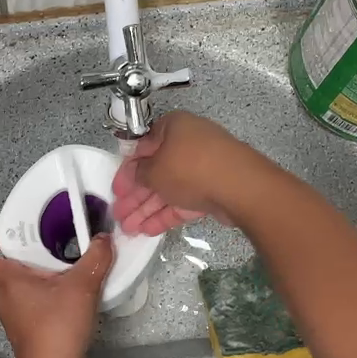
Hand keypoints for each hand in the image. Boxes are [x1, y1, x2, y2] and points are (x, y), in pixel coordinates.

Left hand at [0, 230, 113, 357]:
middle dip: (17, 250)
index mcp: (3, 280)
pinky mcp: (25, 325)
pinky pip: (25, 297)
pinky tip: (65, 286)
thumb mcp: (81, 286)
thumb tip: (104, 238)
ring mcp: (12, 312)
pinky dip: (40, 288)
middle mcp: (1, 295)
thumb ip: (95, 258)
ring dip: (30, 270)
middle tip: (41, 241)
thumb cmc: (57, 326)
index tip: (14, 233)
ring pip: (11, 283)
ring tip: (57, 259)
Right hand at [111, 111, 268, 234]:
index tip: (116, 189)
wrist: (240, 186)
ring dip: (146, 209)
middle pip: (155, 172)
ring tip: (129, 230)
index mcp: (173, 127)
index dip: (126, 170)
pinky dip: (165, 214)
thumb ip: (139, 173)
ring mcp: (202, 168)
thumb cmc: (190, 167)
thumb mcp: (154, 170)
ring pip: (168, 190)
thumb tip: (135, 174)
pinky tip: (147, 230)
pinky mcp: (212, 190)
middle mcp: (188, 144)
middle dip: (135, 196)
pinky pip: (183, 201)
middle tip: (118, 214)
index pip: (142, 148)